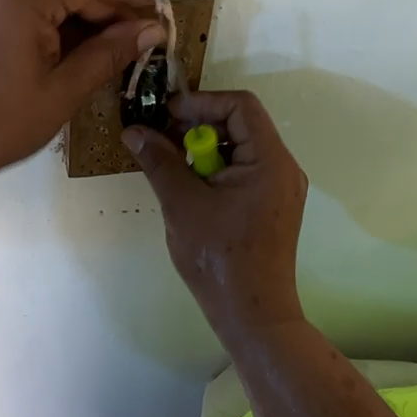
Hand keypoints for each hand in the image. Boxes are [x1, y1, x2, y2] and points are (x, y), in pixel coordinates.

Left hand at [0, 0, 162, 189]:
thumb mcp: (63, 91)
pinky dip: (61, 27)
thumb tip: (152, 29)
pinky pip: (32, 12)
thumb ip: (110, 53)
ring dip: (88, 18)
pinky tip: (84, 53)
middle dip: (112, 7)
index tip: (163, 14)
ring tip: (121, 50)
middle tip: (146, 40)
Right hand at [124, 91, 307, 334]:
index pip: (240, 106)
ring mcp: (279, 188)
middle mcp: (282, 168)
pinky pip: (242, 170)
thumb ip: (159, 160)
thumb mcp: (181, 203)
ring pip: (239, 148)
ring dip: (202, 147)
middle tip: (160, 138)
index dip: (201, 103)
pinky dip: (213, 168)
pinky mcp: (270, 206)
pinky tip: (187, 185)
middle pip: (241, 124)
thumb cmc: (218, 256)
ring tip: (169, 162)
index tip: (166, 116)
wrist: (251, 313)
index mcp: (270, 161)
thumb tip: (134, 130)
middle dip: (198, 125)